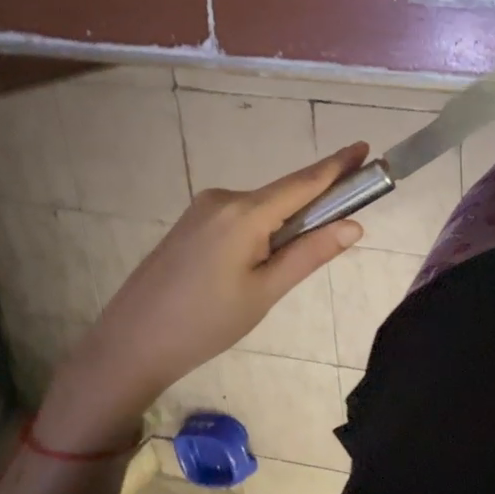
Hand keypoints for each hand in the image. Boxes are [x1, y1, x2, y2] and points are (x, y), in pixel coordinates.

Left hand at [34, 144, 368, 452]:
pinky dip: (264, 228)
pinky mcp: (191, 224)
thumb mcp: (265, 292)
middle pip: (285, 194)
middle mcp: (223, 199)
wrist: (129, 344)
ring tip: (289, 267)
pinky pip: (242, 217)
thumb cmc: (205, 323)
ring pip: (263, 208)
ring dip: (288, 222)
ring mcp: (203, 210)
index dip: (337, 166)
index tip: (365, 148)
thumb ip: (310, 253)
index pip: (304, 182)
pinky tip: (260, 262)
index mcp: (244, 214)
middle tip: (345, 223)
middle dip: (317, 202)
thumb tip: (354, 225)